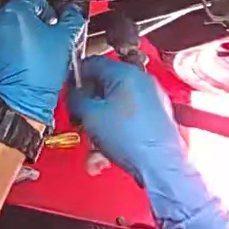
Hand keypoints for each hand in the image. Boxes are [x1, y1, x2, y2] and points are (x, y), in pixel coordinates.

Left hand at [0, 0, 86, 125]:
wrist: (19, 103)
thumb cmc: (39, 75)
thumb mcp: (65, 42)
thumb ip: (72, 19)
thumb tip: (73, 12)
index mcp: (17, 12)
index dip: (47, 11)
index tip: (52, 22)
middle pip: (17, 12)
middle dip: (31, 23)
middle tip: (42, 39)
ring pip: (4, 26)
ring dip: (16, 34)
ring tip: (29, 51)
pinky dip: (2, 47)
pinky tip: (16, 59)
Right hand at [69, 55, 228, 228]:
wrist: (160, 165)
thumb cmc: (132, 139)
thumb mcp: (91, 116)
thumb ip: (76, 99)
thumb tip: (73, 94)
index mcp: (126, 73)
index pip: (93, 63)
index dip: (76, 77)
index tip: (69, 90)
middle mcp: (141, 81)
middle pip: (104, 86)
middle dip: (89, 107)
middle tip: (80, 119)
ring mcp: (151, 98)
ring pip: (114, 106)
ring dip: (100, 125)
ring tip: (94, 147)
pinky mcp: (155, 116)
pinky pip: (127, 118)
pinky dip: (115, 131)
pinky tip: (107, 152)